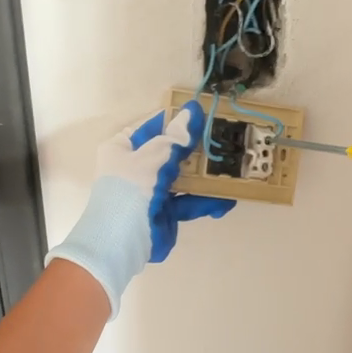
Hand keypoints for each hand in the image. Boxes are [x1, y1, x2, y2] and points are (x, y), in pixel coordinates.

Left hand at [46, 101, 235, 316]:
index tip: (200, 114)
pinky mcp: (162, 212)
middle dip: (194, 150)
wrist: (119, 241)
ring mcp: (148, 191)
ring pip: (180, 178)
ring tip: (231, 170)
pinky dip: (204, 201)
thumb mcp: (153, 157)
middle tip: (222, 140)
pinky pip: (185, 202)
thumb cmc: (130, 188)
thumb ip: (175, 138)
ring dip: (203, 176)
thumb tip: (191, 111)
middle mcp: (133, 167)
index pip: (149, 128)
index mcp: (121, 148)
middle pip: (168, 153)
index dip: (173, 121)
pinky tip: (226, 200)